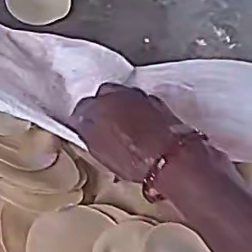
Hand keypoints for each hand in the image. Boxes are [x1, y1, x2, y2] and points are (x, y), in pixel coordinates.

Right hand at [71, 83, 205, 184]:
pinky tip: (138, 127)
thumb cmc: (132, 156)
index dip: (80, 120)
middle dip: (100, 107)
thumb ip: (86, 132)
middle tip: (101, 125)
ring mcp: (140, 97)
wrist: (171, 157)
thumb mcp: (98, 150)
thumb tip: (81, 124)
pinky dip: (137, 112)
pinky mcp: (158, 104)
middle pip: (103, 95)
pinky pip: (140, 105)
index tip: (81, 129)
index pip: (81, 107)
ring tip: (121, 128)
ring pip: (122, 97)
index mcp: (97, 105)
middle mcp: (118, 94)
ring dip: (119, 108)